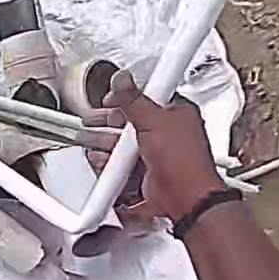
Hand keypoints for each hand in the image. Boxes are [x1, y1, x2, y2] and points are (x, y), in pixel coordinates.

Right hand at [99, 69, 227, 222]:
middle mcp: (166, 136)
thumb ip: (133, 100)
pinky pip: (122, 169)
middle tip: (92, 122)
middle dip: (107, 125)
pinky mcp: (146, 177)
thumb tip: (122, 80)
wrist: (186, 200)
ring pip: (124, 149)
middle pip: (130, 125)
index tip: (109, 99)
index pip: (146, 99)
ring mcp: (155, 158)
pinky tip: (103, 164)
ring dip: (105, 147)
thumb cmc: (184, 162)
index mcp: (175, 115)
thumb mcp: (154, 121)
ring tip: (93, 146)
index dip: (125, 99)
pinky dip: (110, 168)